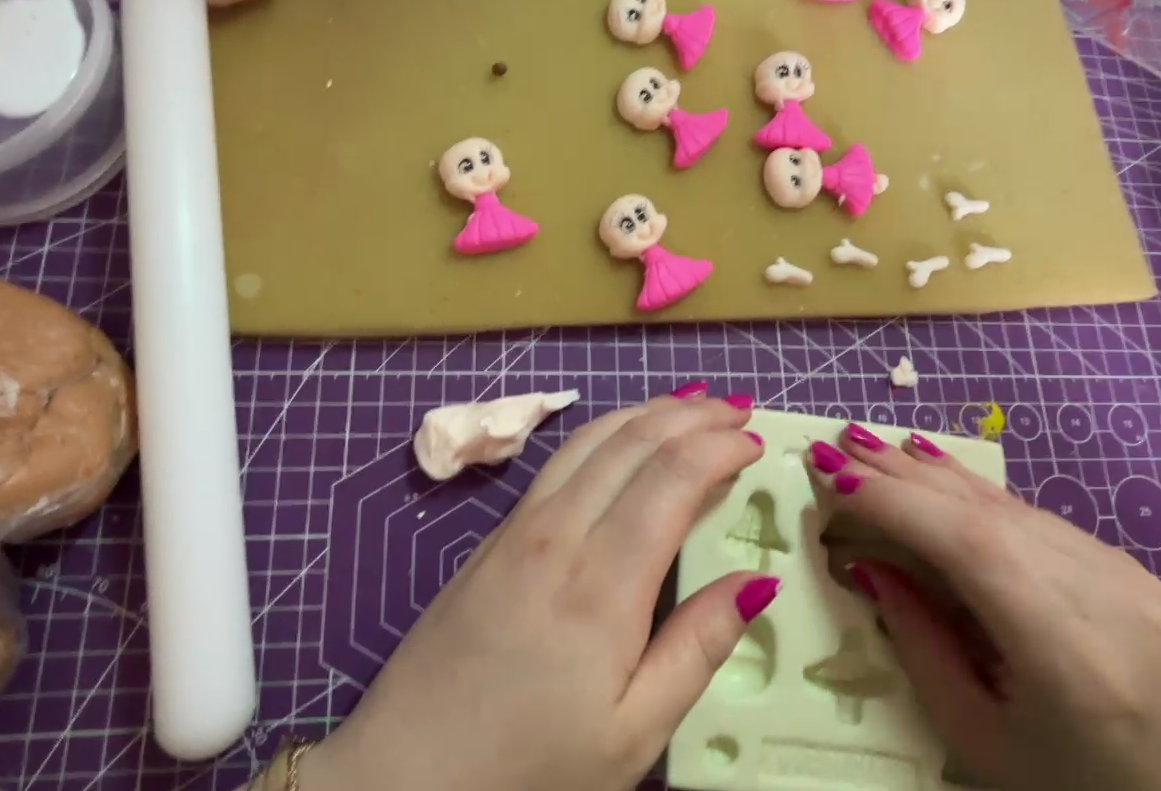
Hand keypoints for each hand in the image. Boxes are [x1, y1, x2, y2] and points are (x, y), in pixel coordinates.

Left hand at [303, 390, 775, 790]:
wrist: (403, 771)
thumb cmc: (529, 766)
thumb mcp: (631, 733)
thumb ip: (696, 648)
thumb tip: (756, 582)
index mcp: (602, 582)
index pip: (670, 477)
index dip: (719, 447)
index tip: (757, 441)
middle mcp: (558, 533)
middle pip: (631, 441)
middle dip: (691, 414)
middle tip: (737, 408)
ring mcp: (518, 527)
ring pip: (589, 439)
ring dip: (645, 412)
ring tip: (689, 406)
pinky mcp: (492, 536)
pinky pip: (559, 461)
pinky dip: (604, 433)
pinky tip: (621, 441)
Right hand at [809, 426, 1160, 790]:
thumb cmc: (1075, 789)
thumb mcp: (978, 737)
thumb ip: (919, 644)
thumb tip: (869, 563)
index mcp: (1071, 657)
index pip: (972, 548)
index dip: (898, 504)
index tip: (832, 477)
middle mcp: (1106, 596)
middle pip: (986, 511)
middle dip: (899, 474)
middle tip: (833, 444)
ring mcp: (1123, 573)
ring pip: (1007, 503)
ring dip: (929, 473)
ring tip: (867, 446)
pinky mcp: (1125, 565)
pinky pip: (1031, 516)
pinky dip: (969, 492)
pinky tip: (931, 471)